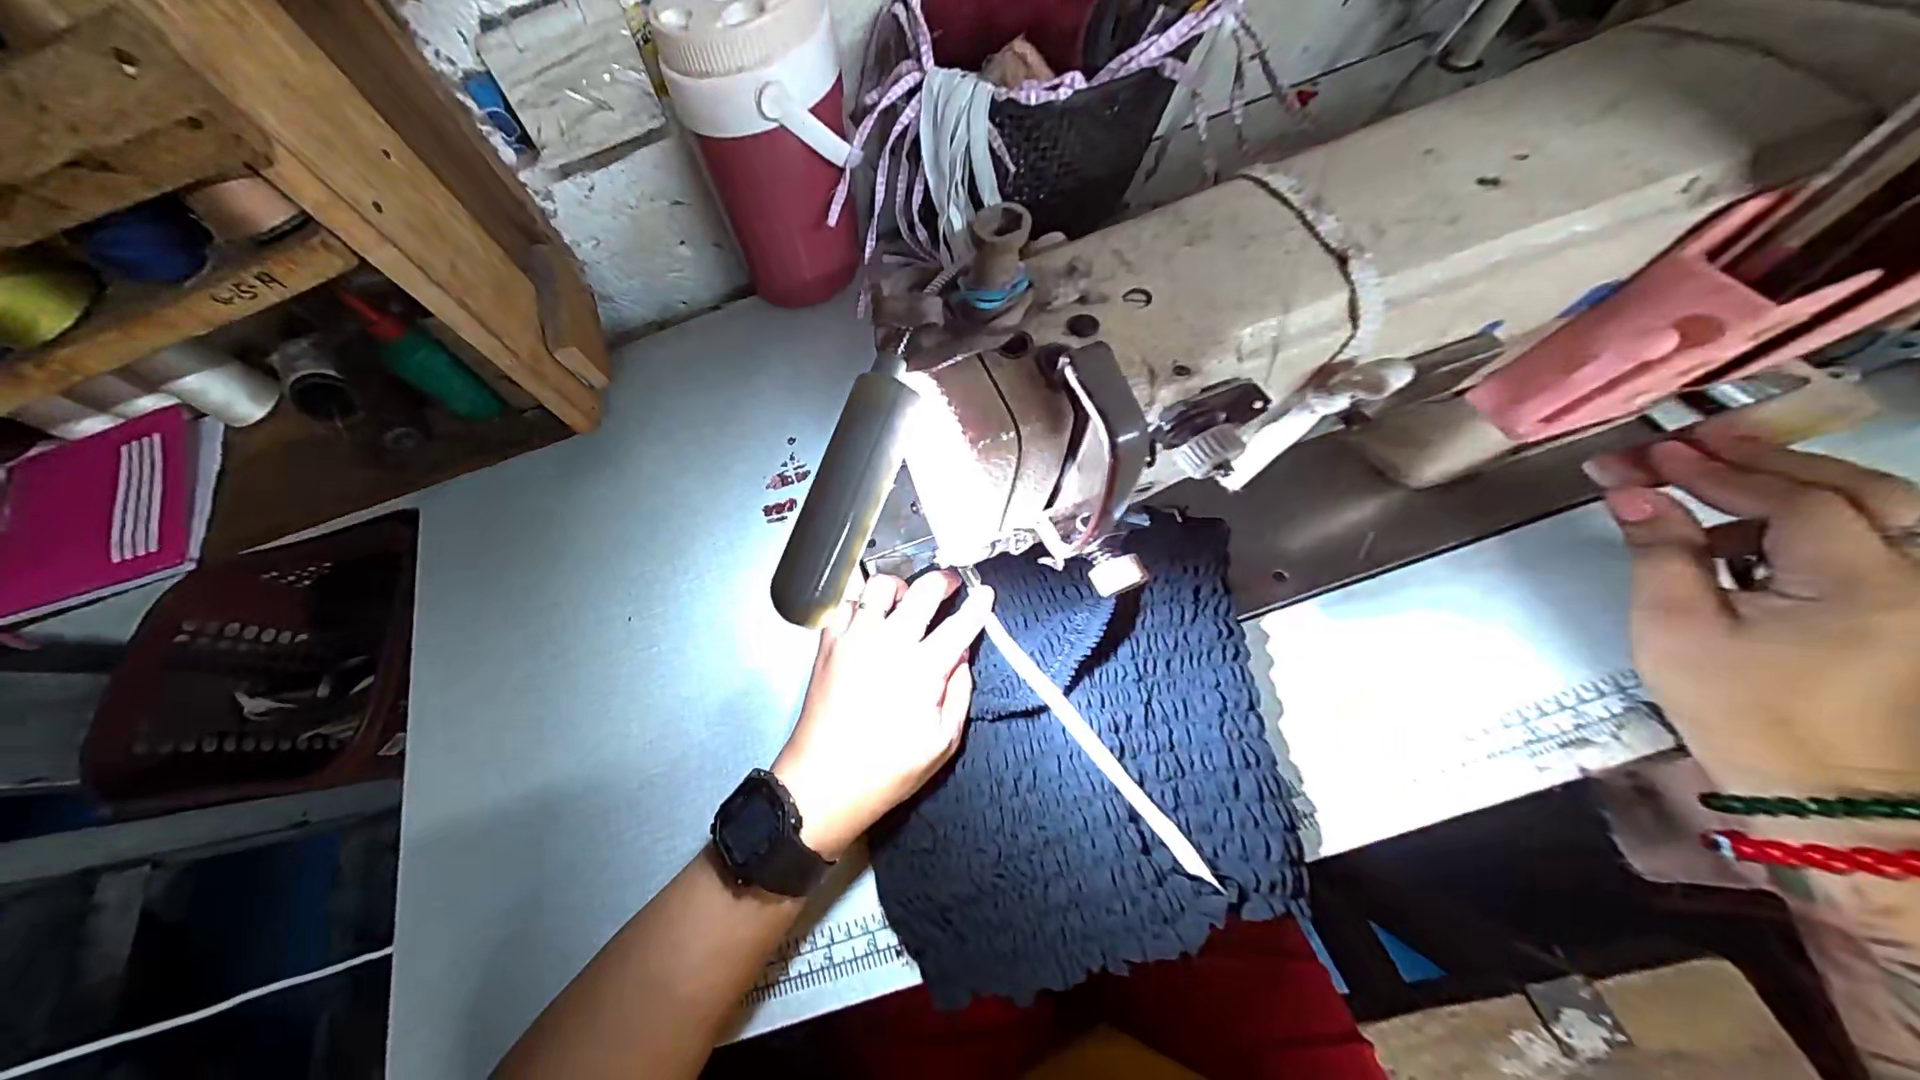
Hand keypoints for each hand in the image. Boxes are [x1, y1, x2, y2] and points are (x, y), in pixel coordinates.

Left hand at [771, 571, 993, 859]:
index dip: (977, 605)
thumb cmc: (883, 771)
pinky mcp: (829, 645)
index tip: (985, 594)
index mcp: (922, 668)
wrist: (825, 782)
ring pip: (879, 585)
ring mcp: (854, 640)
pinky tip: (869, 615)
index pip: (960, 624)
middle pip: (922, 590)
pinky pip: (845, 604)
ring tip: (906, 597)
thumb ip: (959, 694)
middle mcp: (888, 644)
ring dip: (900, 586)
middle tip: (950, 584)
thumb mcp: (942, 742)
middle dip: (943, 580)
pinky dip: (861, 602)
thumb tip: (962, 659)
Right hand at [1586, 431, 1919, 796]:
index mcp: (1865, 583)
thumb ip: (1660, 554)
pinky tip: (1753, 534)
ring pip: (1881, 508)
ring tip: (1717, 479)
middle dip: (1765, 459)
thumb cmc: (1740, 713)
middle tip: (1693, 441)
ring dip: (1794, 484)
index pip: (1790, 499)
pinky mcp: (1919, 611)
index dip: (1715, 470)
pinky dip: (1817, 521)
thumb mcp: (1676, 631)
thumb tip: (1633, 495)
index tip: (1649, 454)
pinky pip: (1881, 541)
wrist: (1826, 797)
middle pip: (1856, 487)